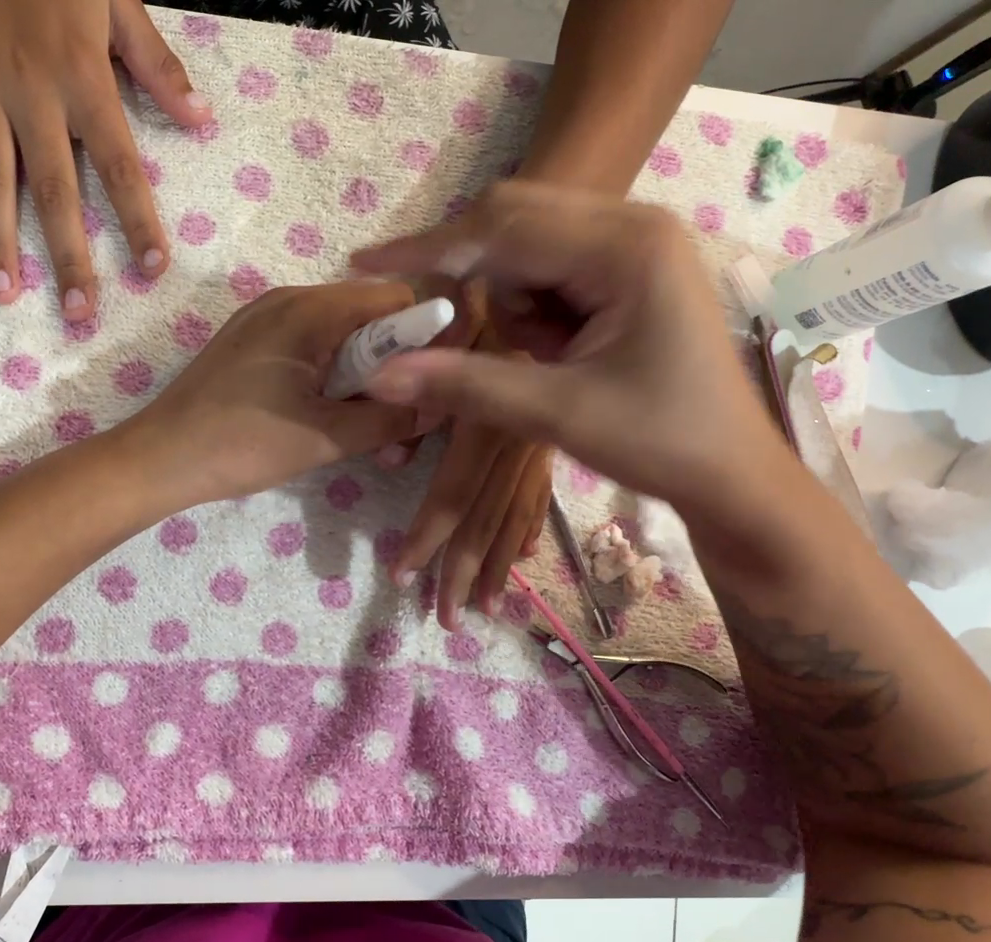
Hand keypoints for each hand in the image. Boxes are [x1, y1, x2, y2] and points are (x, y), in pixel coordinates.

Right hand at [0, 0, 209, 320]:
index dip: (138, 218)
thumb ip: (154, 62)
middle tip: (79, 313)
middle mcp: (31, 95)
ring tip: (5, 295)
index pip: (118, 163)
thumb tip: (199, 120)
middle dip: (69, 256)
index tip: (153, 268)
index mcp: (83, 77)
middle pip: (55, 190)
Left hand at [115, 282, 428, 508]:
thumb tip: (438, 407)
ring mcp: (265, 320)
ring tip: (371, 437)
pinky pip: (310, 350)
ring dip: (364, 384)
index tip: (441, 386)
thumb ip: (388, 418)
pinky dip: (331, 382)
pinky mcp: (251, 345)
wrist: (158, 460)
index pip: (398, 300)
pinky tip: (331, 422)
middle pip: (371, 319)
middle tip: (405, 428)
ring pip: (340, 340)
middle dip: (397, 372)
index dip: (430, 339)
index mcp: (310, 310)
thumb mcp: (324, 438)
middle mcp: (289, 300)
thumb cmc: (240, 444)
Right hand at [352, 182, 785, 516]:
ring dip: (502, 296)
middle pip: (512, 219)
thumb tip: (376, 374)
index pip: (502, 228)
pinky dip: (526, 306)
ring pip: (524, 244)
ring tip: (538, 358)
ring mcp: (632, 245)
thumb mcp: (557, 414)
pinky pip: (547, 268)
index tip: (363, 264)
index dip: (428, 250)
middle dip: (464, 271)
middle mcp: (631, 225)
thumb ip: (465, 385)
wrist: (731, 471)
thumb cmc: (661, 440)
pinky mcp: (625, 271)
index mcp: (626, 246)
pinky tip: (549, 349)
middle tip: (432, 326)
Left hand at [380, 275, 555, 631]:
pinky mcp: (548, 434)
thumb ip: (415, 374)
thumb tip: (377, 393)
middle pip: (488, 514)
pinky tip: (522, 558)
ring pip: (512, 510)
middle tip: (449, 621)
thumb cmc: (518, 288)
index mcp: (496, 416)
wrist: (612, 271)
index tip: (404, 577)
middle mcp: (520, 436)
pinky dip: (522, 527)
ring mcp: (538, 439)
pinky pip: (532, 492)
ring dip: (494, 558)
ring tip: (479, 609)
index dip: (429, 534)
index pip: (456, 489)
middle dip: (466, 567)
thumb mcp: (475, 322)